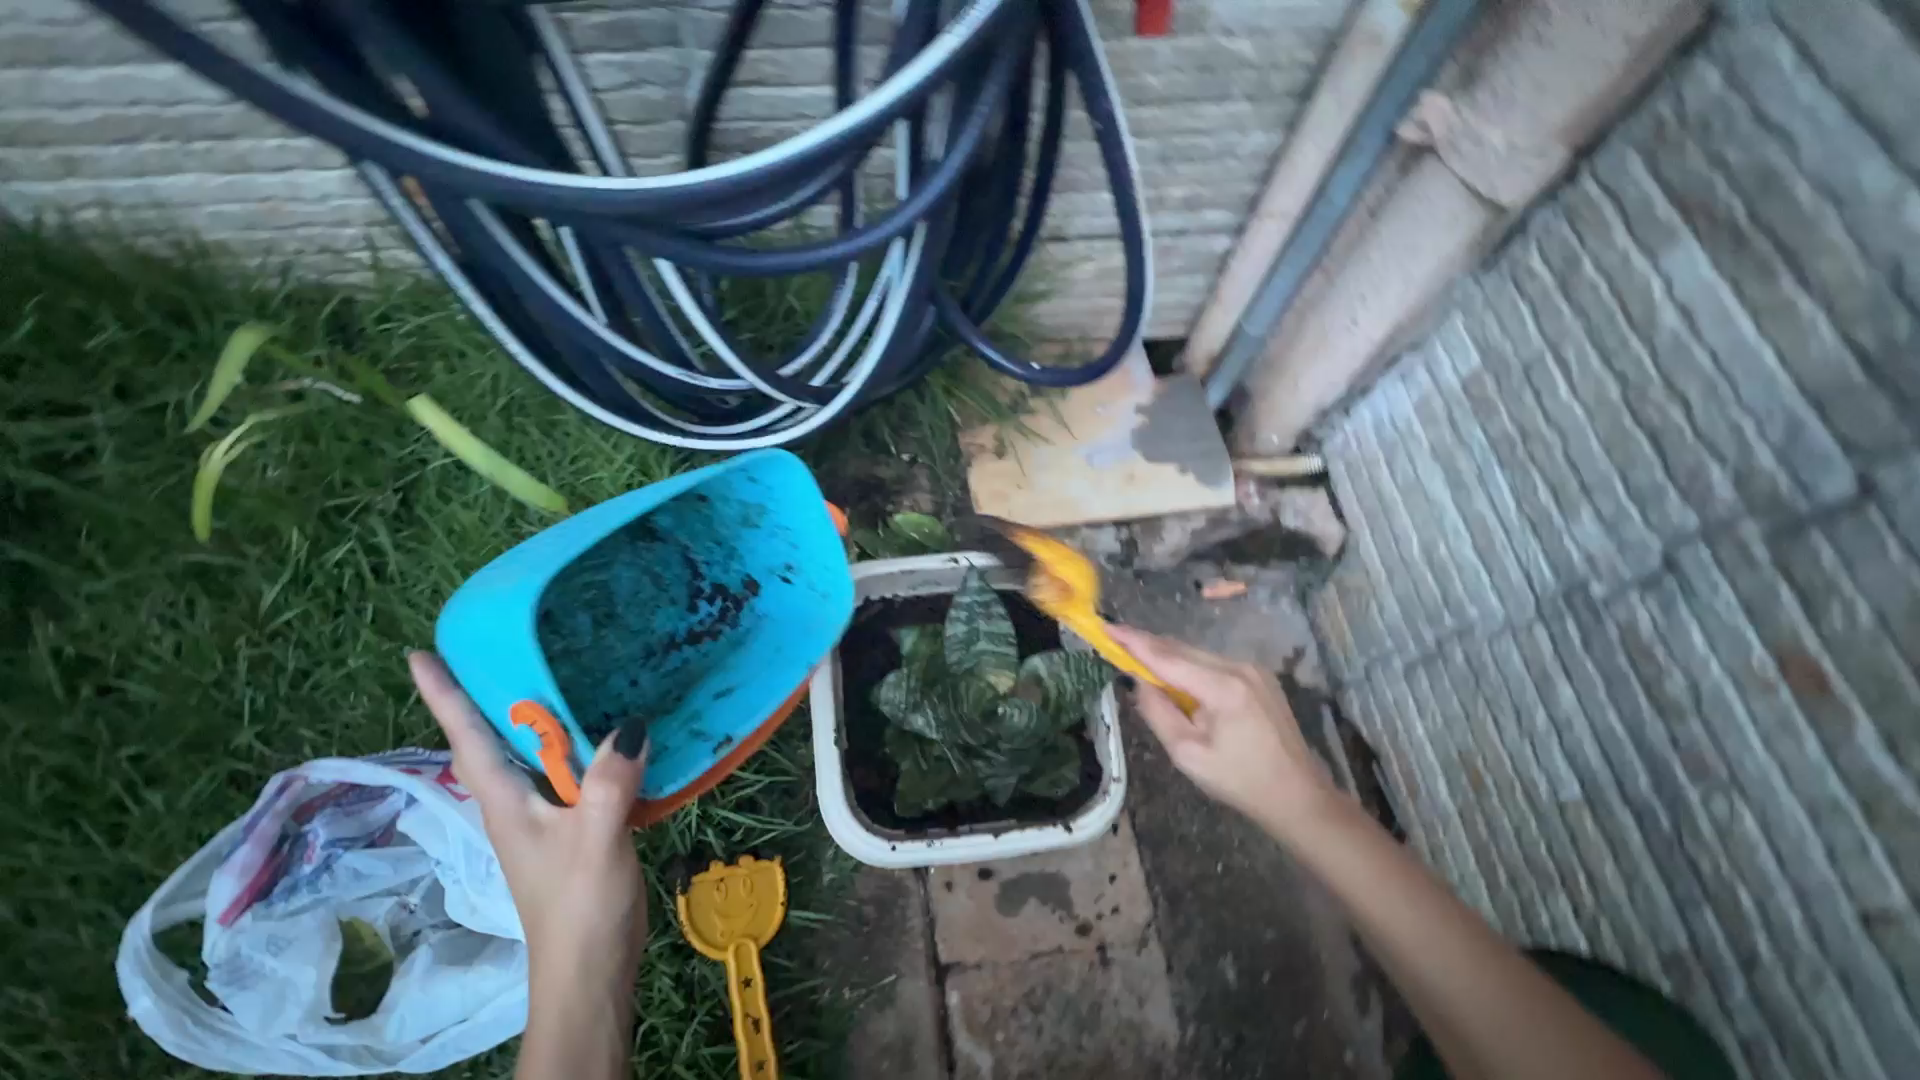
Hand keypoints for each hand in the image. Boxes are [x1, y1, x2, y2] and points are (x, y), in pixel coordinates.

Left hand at [408, 651, 646, 1070]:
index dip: (444, 695)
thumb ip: (609, 782)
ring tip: (556, 669)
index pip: (468, 738)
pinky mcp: (575, 826)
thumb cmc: (579, 906)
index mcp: (506, 801)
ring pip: (535, 752)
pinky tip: (610, 728)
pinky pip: (572, 769)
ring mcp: (545, 816)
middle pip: (497, 737)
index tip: (419, 654)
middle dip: (490, 691)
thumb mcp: (596, 840)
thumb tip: (631, 723)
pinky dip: (582, 741)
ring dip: (538, 713)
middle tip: (504, 641)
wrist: (589, 968)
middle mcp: (517, 803)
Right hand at [1108, 626, 1335, 834]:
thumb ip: (1158, 712)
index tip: (1107, 627)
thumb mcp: (1187, 753)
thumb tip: (1138, 682)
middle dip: (1148, 646)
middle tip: (1115, 642)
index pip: (1167, 658)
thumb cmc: (1239, 780)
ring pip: (1198, 655)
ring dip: (1169, 658)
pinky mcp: (1260, 678)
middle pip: (1182, 650)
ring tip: (1141, 663)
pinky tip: (1177, 679)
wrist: (1296, 795)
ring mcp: (1254, 670)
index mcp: (1223, 687)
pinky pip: (1214, 664)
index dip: (1133, 642)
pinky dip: (1190, 667)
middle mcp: (1240, 668)